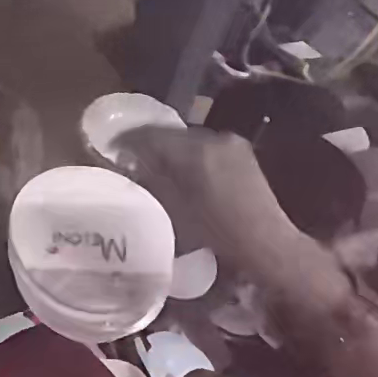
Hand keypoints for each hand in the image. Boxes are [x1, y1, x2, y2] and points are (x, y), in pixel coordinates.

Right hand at [116, 126, 353, 316]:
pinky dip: (188, 154)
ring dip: (169, 149)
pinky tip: (182, 171)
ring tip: (155, 165)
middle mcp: (212, 139)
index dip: (127, 140)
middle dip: (149, 144)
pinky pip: (204, 146)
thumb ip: (149, 181)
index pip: (150, 135)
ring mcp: (230, 143)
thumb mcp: (171, 208)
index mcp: (192, 152)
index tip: (112, 149)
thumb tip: (131, 166)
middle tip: (131, 159)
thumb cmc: (215, 233)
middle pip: (169, 134)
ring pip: (187, 139)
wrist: (265, 242)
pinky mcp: (240, 151)